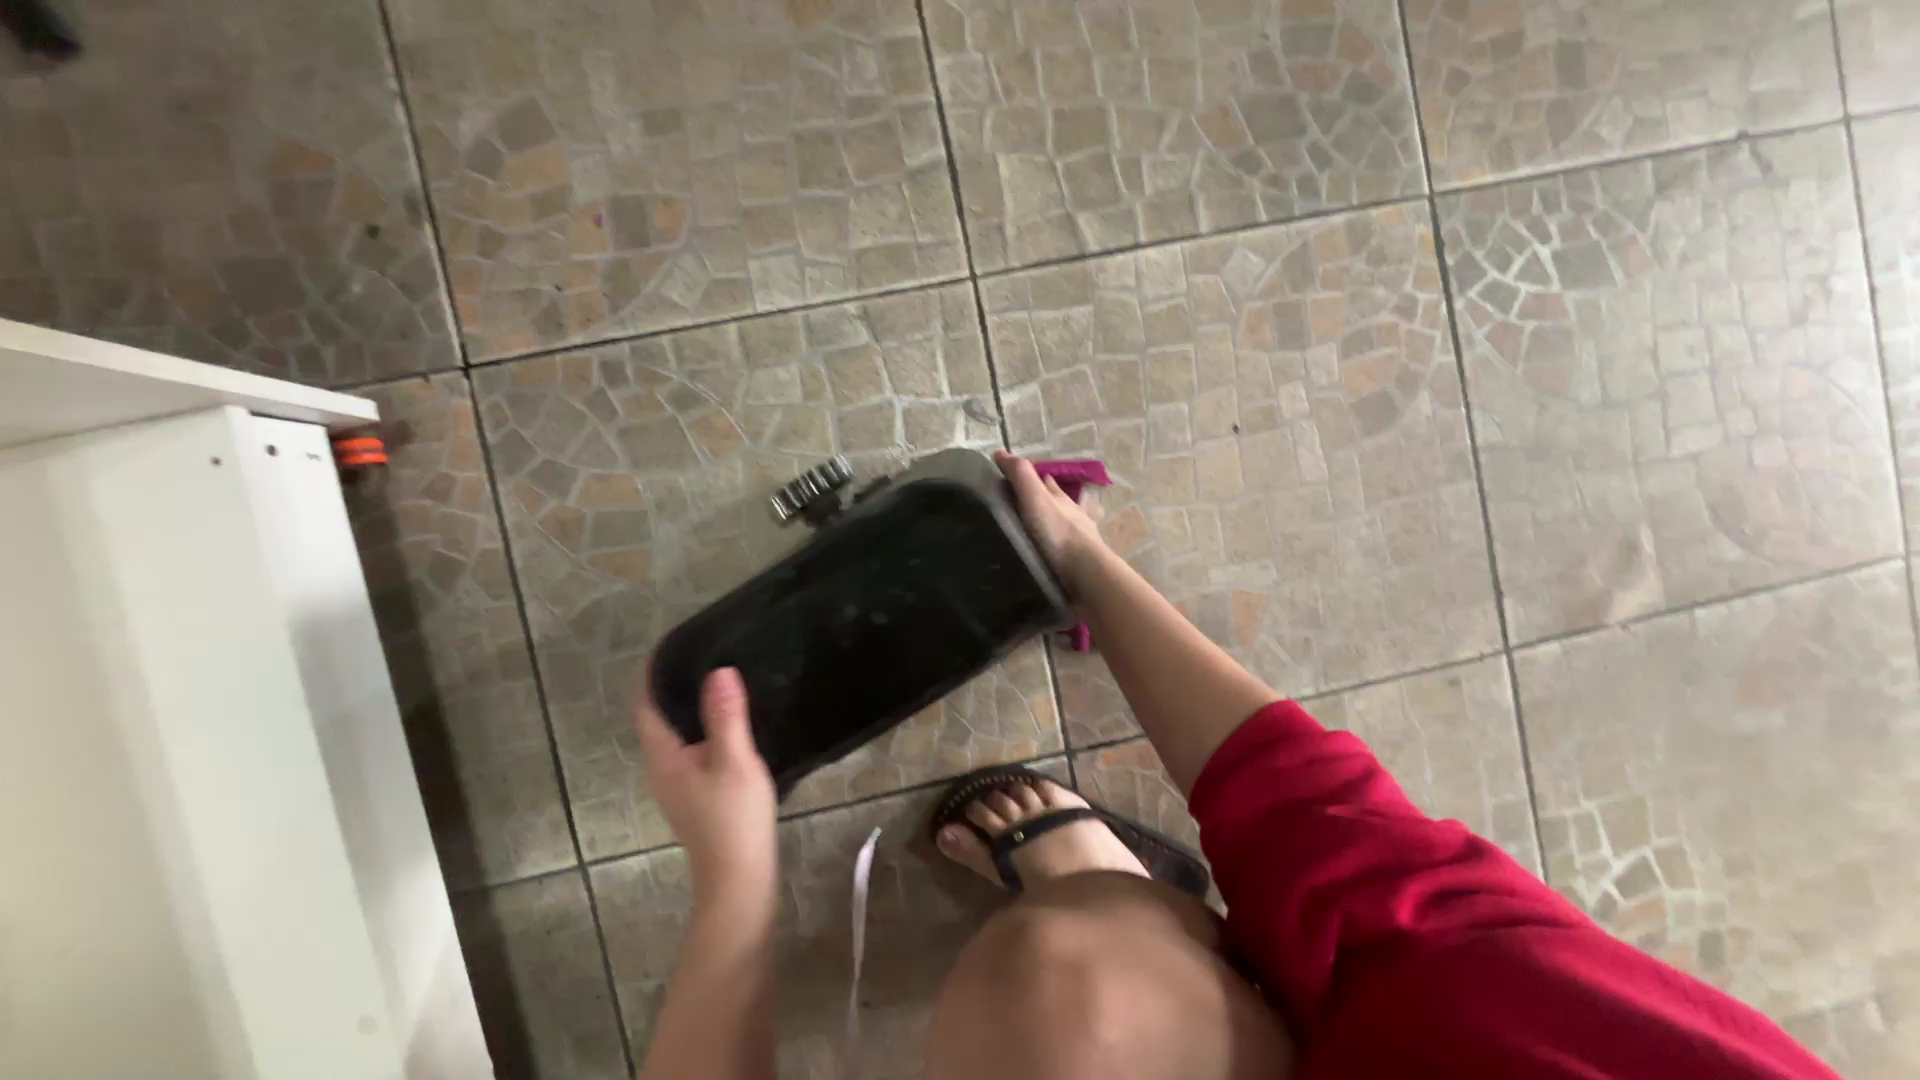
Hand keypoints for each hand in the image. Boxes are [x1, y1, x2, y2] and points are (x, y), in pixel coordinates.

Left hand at [635, 667, 778, 916]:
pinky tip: (730, 723)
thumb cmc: (733, 819)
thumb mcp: (734, 761)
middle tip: (703, 652)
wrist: (739, 879)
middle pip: (657, 716)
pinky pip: (690, 748)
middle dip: (673, 685)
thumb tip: (718, 670)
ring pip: (675, 734)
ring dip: (689, 706)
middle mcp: (660, 767)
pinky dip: (702, 727)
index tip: (674, 642)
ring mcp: (676, 784)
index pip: (645, 703)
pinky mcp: (694, 795)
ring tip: (719, 679)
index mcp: (662, 756)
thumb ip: (725, 716)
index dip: (652, 672)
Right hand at [994, 450, 1109, 588]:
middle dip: (1042, 501)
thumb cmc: (1057, 532)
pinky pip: (1061, 551)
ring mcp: (1079, 540)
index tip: (1012, 481)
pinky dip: (1051, 549)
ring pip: (1061, 527)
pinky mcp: (1078, 563)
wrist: (1084, 572)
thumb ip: (1020, 475)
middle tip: (1017, 508)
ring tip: (1026, 534)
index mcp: (1061, 498)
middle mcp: (1073, 515)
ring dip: (1047, 527)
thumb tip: (999, 451)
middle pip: (1056, 503)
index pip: (1046, 481)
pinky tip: (1042, 556)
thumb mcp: (1035, 497)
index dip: (1031, 477)